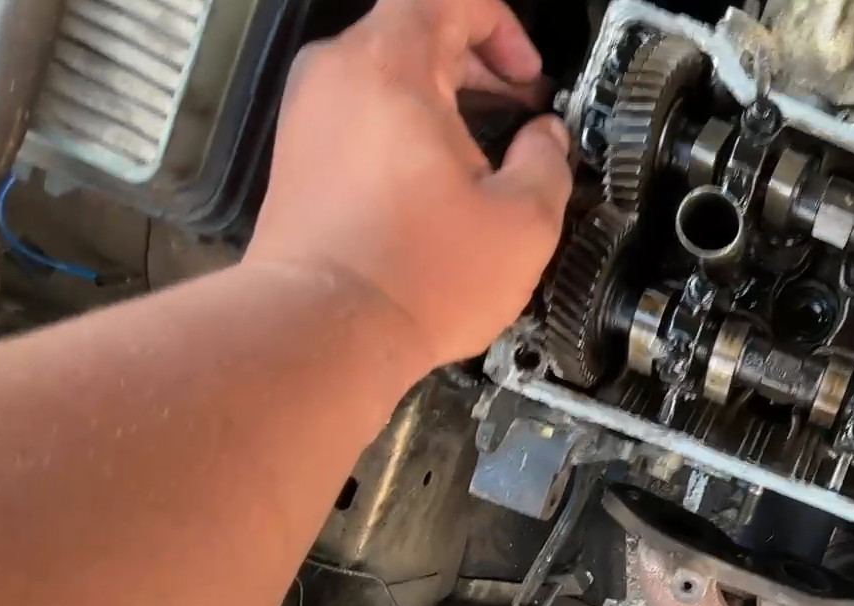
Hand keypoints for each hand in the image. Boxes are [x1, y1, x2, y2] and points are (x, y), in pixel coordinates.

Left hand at [246, 0, 571, 368]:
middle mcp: (339, 77)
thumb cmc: (421, 275)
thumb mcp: (524, 222)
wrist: (330, 327)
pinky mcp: (304, 160)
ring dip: (446, 102)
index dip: (501, 27)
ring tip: (488, 153)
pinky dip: (410, 132)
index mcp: (393, 69)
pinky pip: (365, 119)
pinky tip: (445, 185)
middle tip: (521, 111)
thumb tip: (549, 140)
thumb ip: (548, 164)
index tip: (529, 74)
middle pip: (414, 34)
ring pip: (389, 78)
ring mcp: (312, 117)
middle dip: (479, 66)